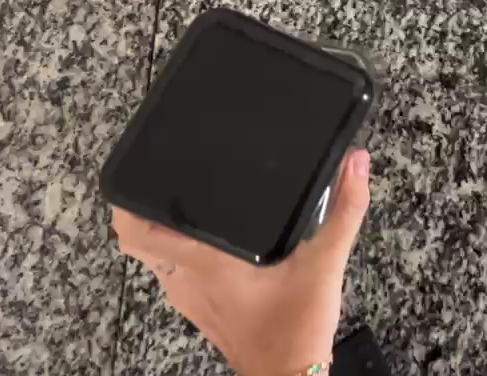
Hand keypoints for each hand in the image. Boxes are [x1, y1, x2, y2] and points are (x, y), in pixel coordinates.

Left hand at [113, 149, 372, 375]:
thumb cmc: (296, 326)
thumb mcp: (326, 263)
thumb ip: (345, 209)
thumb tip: (358, 159)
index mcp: (204, 265)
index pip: (140, 235)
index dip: (128, 202)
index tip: (144, 165)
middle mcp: (186, 281)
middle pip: (142, 243)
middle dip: (144, 205)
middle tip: (169, 166)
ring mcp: (191, 298)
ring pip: (158, 257)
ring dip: (162, 226)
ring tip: (189, 187)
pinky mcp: (203, 306)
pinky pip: (175, 269)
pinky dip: (180, 245)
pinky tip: (212, 228)